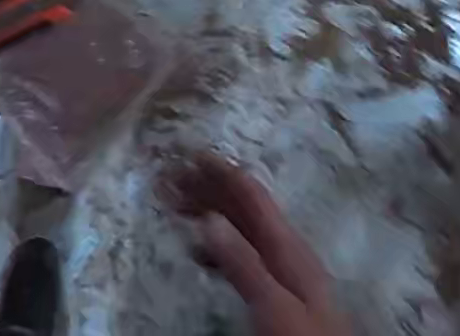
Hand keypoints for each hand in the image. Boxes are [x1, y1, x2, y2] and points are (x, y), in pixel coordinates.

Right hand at [169, 155, 349, 335]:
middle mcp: (284, 247)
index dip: (221, 170)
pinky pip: (241, 253)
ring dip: (208, 211)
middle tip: (172, 178)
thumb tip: (209, 218)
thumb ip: (243, 263)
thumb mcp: (274, 306)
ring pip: (239, 227)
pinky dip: (217, 244)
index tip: (190, 154)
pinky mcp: (277, 292)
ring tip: (177, 206)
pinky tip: (199, 251)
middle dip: (207, 187)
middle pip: (242, 206)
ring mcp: (282, 269)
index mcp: (286, 243)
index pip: (250, 192)